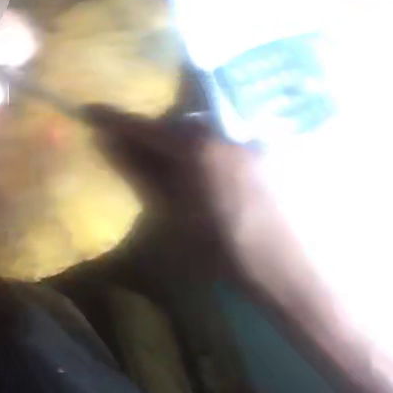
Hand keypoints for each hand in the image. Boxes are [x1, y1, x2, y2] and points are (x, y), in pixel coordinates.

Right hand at [86, 104, 305, 294]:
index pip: (144, 126)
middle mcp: (225, 131)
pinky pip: (231, 139)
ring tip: (170, 151)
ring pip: (205, 128)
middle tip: (132, 135)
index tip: (91, 111)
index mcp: (196, 145)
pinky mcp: (274, 155)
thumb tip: (110, 142)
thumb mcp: (173, 215)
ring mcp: (253, 141)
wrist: (301, 281)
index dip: (114, 120)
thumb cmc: (229, 252)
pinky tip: (208, 167)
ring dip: (183, 136)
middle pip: (177, 121)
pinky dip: (211, 145)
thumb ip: (140, 173)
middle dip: (153, 127)